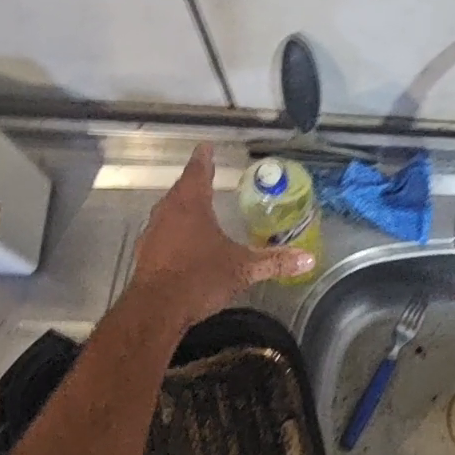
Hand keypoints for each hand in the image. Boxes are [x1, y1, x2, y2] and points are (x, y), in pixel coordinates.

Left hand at [129, 143, 313, 325]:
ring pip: (169, 211)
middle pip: (181, 190)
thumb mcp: (244, 269)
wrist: (158, 308)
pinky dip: (175, 231)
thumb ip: (274, 261)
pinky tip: (185, 243)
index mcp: (191, 206)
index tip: (206, 147)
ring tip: (197, 208)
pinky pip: (163, 232)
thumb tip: (308, 259)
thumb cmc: (201, 278)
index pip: (198, 173)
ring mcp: (153, 232)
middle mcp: (168, 212)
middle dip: (194, 183)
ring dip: (183, 207)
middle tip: (205, 176)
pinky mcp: (147, 253)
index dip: (204, 159)